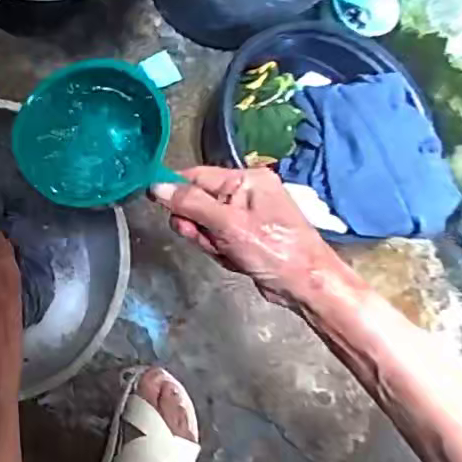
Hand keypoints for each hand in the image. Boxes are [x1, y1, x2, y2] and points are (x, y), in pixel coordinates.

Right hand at [149, 166, 349, 309]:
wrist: (306, 285)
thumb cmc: (273, 250)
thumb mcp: (227, 224)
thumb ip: (190, 203)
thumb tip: (156, 186)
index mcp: (246, 179)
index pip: (195, 176)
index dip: (174, 191)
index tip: (155, 204)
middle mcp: (245, 192)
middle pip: (195, 201)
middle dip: (195, 224)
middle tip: (207, 238)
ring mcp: (244, 215)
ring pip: (202, 223)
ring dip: (206, 240)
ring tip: (227, 251)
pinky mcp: (243, 235)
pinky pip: (214, 237)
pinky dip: (218, 249)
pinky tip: (234, 258)